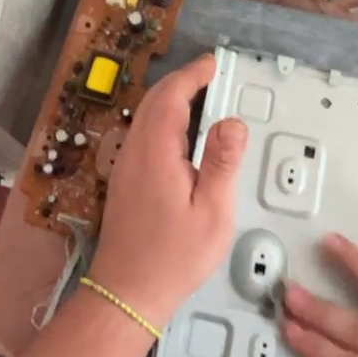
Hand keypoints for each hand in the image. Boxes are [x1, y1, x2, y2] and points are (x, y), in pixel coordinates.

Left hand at [88, 53, 248, 327]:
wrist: (127, 292)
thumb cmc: (173, 257)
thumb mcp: (212, 212)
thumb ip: (222, 162)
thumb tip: (232, 122)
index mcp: (156, 153)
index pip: (171, 97)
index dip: (192, 75)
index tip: (212, 63)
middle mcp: (134, 152)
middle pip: (153, 101)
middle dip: (181, 82)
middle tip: (210, 76)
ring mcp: (125, 166)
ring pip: (144, 117)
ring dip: (170, 99)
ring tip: (201, 98)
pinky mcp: (125, 181)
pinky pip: (142, 134)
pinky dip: (162, 119)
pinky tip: (181, 135)